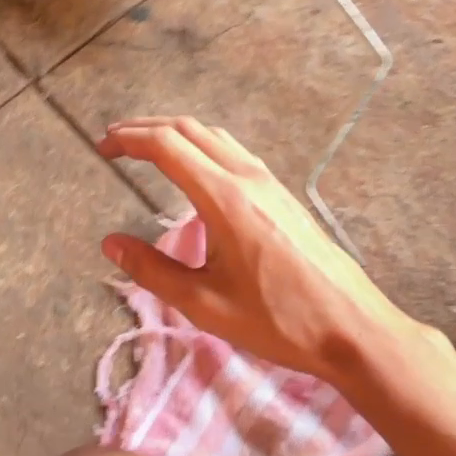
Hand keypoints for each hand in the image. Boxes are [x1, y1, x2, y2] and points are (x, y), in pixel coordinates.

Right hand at [98, 116, 427, 383]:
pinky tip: (193, 167)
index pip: (167, 145)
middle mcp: (246, 176)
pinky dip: (199, 142)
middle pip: (188, 128)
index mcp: (224, 198)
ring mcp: (268, 180)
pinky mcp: (281, 192)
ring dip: (174, 131)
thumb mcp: (205, 305)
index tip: (102, 146)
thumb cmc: (278, 321)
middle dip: (145, 127)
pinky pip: (231, 149)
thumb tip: (110, 243)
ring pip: (213, 134)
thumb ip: (152, 270)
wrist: (353, 328)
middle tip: (114, 139)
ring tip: (146, 146)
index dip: (129, 138)